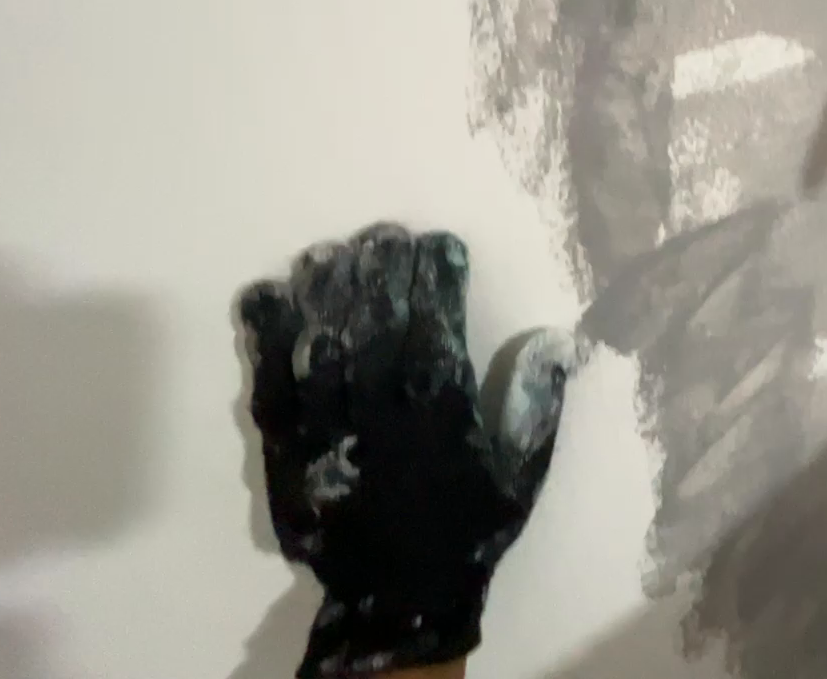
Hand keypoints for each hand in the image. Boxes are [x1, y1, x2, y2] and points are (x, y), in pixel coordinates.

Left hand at [238, 224, 575, 677]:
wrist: (398, 596)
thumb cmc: (472, 523)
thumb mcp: (526, 469)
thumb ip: (539, 402)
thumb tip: (560, 339)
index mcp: (443, 410)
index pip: (437, 325)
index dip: (438, 278)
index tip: (440, 242)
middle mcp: (383, 409)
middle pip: (378, 323)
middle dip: (383, 271)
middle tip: (385, 231)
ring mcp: (328, 427)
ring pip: (322, 343)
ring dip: (327, 290)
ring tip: (332, 250)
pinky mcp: (284, 449)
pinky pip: (271, 383)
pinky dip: (266, 337)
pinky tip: (266, 296)